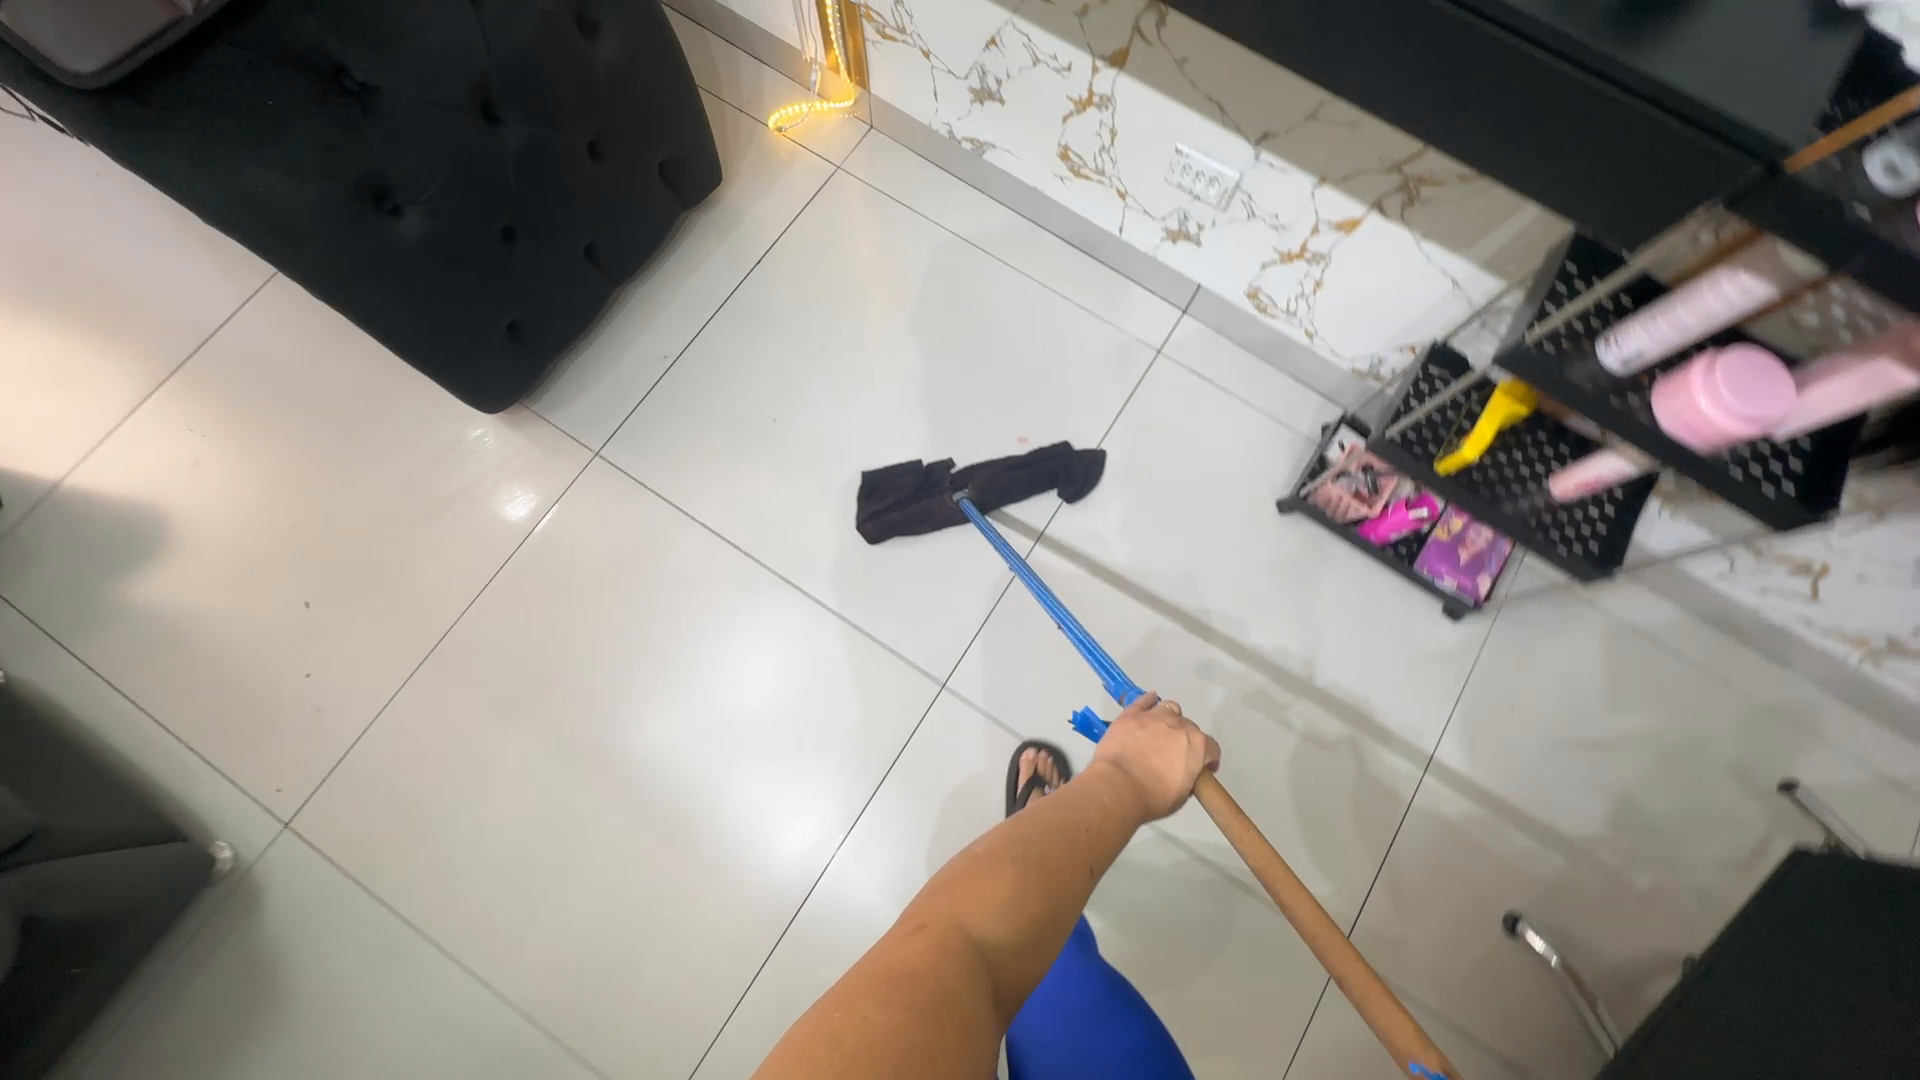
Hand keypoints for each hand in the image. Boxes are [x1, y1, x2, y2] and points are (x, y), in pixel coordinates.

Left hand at [1088, 693, 1219, 821]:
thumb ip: (1187, 776)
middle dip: (1184, 739)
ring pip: (1169, 708)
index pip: (1212, 748)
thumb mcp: (1182, 795)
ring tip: (1161, 730)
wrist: (1119, 786)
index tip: (1202, 767)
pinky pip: (1144, 701)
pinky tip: (1149, 702)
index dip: (1208, 758)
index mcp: (1198, 745)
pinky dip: (1148, 701)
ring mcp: (1154, 717)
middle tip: (1173, 753)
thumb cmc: (1154, 797)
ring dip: (1169, 718)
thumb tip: (1182, 772)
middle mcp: (1179, 725)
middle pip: (1188, 727)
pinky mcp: (1131, 714)